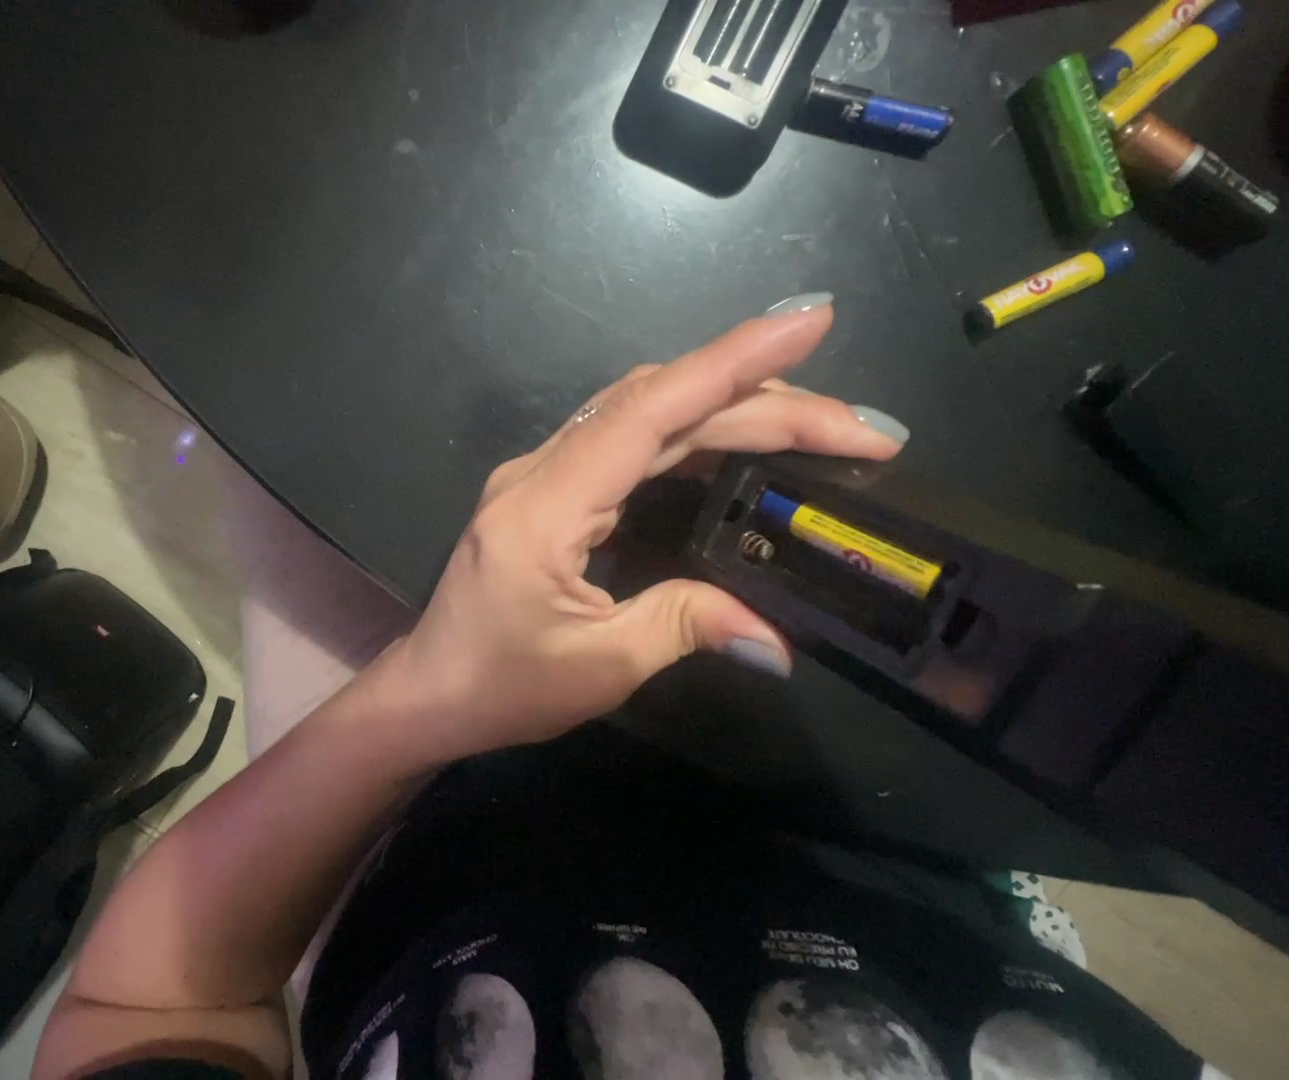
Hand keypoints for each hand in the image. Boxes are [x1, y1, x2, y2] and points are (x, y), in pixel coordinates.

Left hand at [367, 297, 908, 766]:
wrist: (429, 693)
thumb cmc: (500, 687)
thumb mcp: (599, 666)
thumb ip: (686, 629)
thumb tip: (780, 642)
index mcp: (545, 507)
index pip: (648, 412)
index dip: (731, 363)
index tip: (809, 323)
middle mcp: (540, 472)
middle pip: (658, 409)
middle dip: (761, 403)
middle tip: (858, 426)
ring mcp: (538, 477)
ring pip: (641, 415)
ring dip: (728, 410)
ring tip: (815, 427)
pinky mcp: (546, 492)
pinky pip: (623, 442)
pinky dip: (688, 435)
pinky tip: (736, 447)